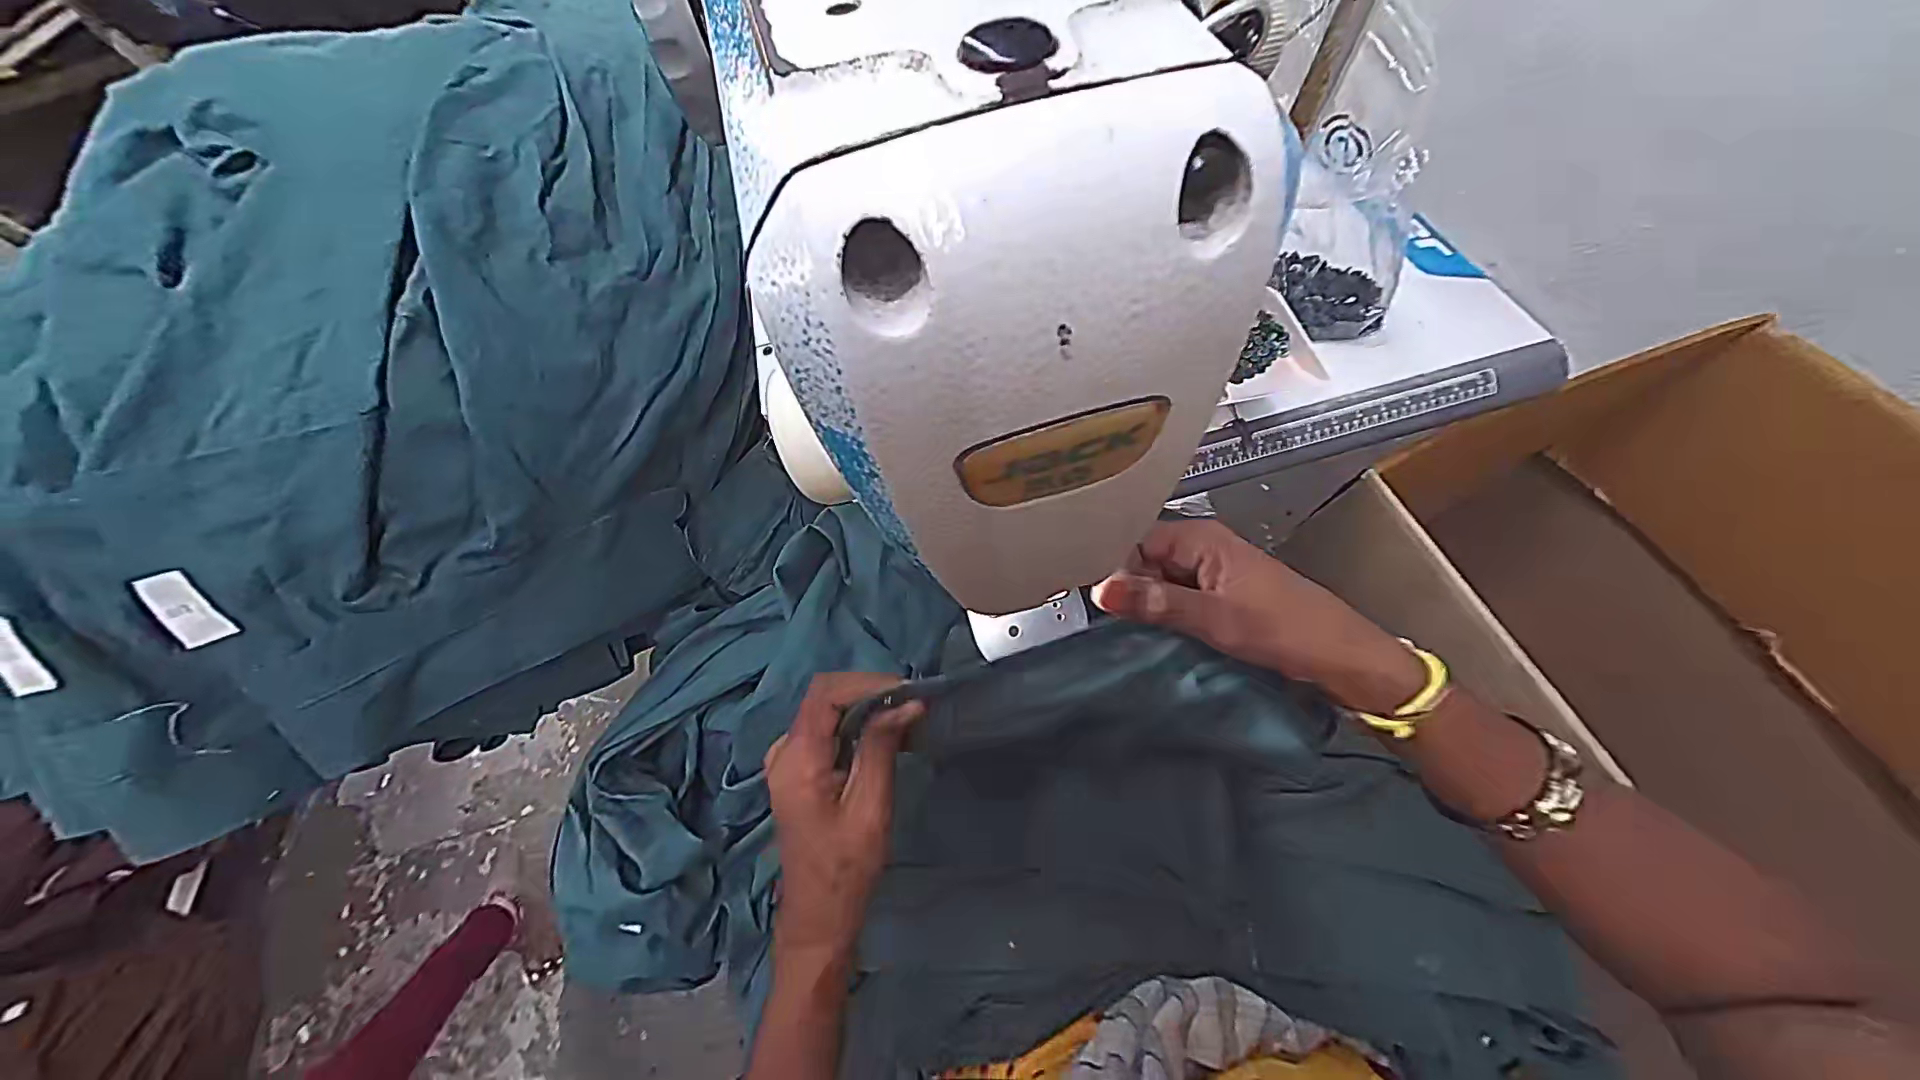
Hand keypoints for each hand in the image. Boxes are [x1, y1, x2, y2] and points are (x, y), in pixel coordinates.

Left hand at [764, 673, 924, 961]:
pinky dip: (855, 725)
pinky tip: (883, 738)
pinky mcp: (796, 770)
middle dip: (869, 692)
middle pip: (824, 697)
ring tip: (904, 719)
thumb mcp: (871, 807)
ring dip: (865, 708)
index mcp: (797, 758)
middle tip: (910, 705)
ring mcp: (786, 760)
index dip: (867, 683)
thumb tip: (907, 703)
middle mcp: (783, 751)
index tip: (905, 692)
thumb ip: (881, 747)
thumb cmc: (846, 867)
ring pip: (825, 711)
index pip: (825, 693)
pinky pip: (825, 730)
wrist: (818, 916)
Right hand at [1092, 518, 1425, 714]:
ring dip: (1145, 604)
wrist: (1341, 659)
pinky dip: (1163, 614)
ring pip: (1158, 581)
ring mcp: (1209, 573)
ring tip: (1131, 629)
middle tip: (1115, 620)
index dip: (1114, 565)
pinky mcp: (1216, 596)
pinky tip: (1154, 633)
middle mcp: (1202, 548)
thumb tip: (1101, 590)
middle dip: (1128, 587)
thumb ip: (1156, 603)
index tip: (1096, 596)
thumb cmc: (1286, 630)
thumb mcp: (1215, 618)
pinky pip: (1174, 598)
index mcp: (1202, 538)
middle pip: (1143, 560)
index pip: (1136, 539)